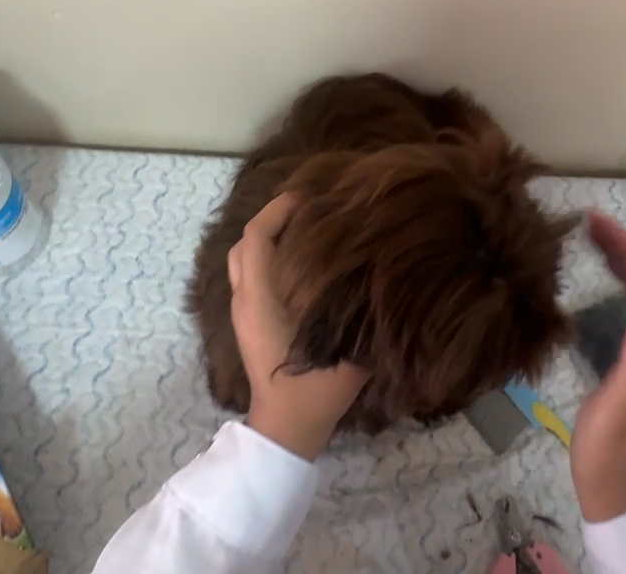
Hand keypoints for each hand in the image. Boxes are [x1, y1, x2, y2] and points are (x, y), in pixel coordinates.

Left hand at [228, 192, 368, 460]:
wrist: (286, 430)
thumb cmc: (315, 388)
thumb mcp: (348, 347)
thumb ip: (361, 310)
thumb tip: (382, 272)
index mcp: (261, 299)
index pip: (258, 238)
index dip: (278, 210)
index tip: (309, 196)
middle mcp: (246, 299)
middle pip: (245, 242)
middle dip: (272, 218)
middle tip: (308, 208)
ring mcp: (244, 311)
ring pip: (244, 259)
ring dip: (267, 237)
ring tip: (303, 228)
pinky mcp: (249, 322)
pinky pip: (251, 274)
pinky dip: (268, 256)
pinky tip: (300, 260)